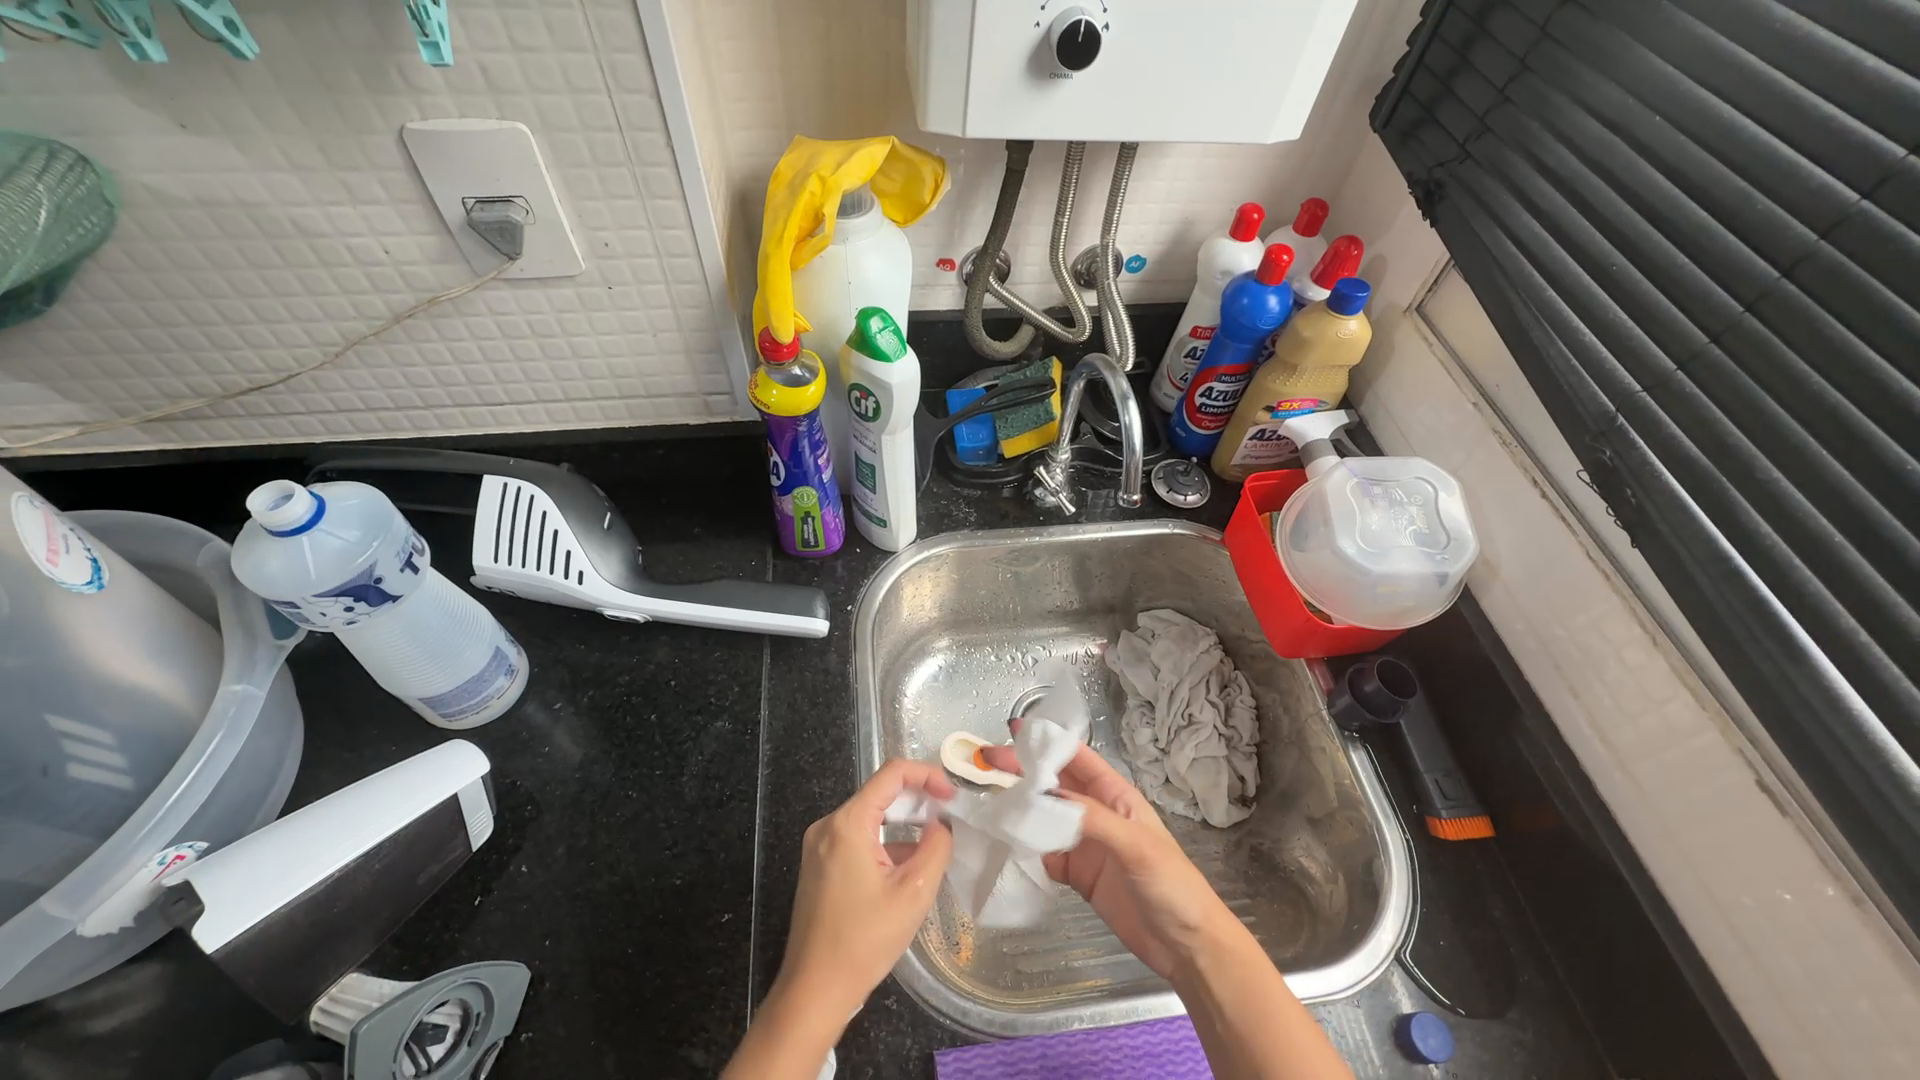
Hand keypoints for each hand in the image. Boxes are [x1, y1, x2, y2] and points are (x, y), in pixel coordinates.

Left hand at [776, 759, 955, 1014]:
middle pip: (879, 794)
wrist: (815, 990)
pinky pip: (857, 840)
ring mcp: (819, 846)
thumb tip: (942, 824)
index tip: (953, 796)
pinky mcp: (819, 866)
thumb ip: (936, 847)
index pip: (891, 774)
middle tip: (949, 821)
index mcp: (847, 823)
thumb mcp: (914, 893)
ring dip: (903, 826)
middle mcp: (828, 826)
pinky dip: (885, 845)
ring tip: (934, 848)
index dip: (927, 775)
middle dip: (918, 802)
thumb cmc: (865, 940)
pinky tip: (907, 871)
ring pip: (870, 819)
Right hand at [983, 736, 1236, 979]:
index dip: (1047, 744)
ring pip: (1045, 817)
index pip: (1077, 760)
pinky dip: (1026, 847)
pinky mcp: (1078, 875)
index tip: (1013, 731)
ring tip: (987, 800)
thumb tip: (1047, 796)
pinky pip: (1045, 853)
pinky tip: (1007, 844)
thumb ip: (1093, 819)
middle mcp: (1098, 814)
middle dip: (1023, 771)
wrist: (1187, 947)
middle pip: (1055, 785)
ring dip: (1020, 808)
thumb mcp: (1137, 846)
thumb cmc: (1173, 887)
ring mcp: (1086, 845)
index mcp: (1117, 797)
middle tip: (987, 764)